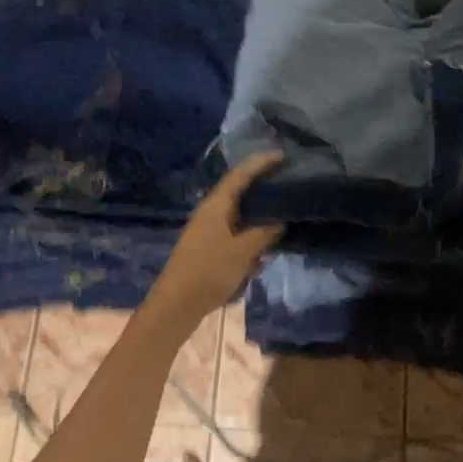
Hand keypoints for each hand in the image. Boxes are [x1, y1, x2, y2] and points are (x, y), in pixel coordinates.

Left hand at [144, 153, 283, 330]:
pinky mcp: (208, 249)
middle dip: (261, 185)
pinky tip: (264, 248)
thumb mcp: (243, 252)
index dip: (261, 163)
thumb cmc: (209, 272)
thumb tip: (280, 222)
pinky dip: (250, 234)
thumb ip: (264, 233)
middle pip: (238, 191)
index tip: (282, 155)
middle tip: (286, 181)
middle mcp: (210, 213)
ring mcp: (207, 231)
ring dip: (257, 213)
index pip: (241, 175)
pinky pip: (234, 233)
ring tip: (281, 211)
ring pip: (237, 214)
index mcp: (216, 206)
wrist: (175, 306)